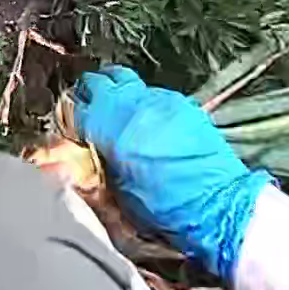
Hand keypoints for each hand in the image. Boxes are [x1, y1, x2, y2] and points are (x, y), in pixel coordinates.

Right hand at [73, 65, 270, 279]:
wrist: (219, 205)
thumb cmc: (166, 209)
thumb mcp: (119, 197)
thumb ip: (97, 166)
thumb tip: (83, 155)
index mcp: (110, 126)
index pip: (76, 105)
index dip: (69, 114)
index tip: (69, 123)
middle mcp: (131, 103)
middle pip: (99, 79)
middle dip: (90, 91)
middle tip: (89, 109)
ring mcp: (157, 98)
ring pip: (126, 81)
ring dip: (117, 93)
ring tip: (118, 114)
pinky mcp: (180, 101)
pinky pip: (152, 94)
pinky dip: (143, 103)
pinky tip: (148, 123)